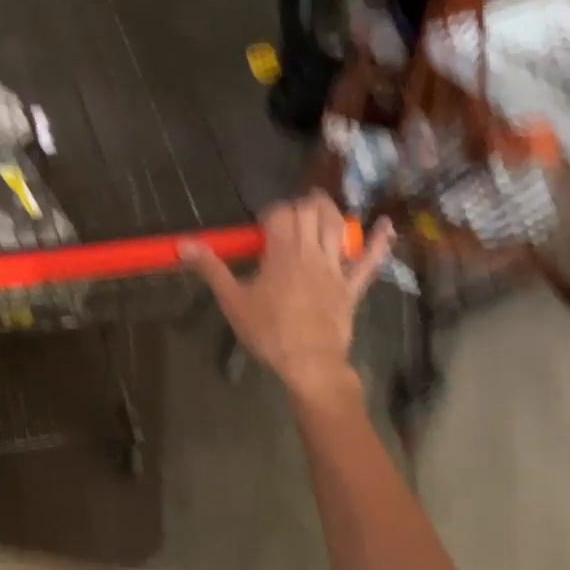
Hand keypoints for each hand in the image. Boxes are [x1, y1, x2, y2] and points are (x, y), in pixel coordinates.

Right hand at [181, 195, 394, 401]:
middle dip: (300, 206)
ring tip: (319, 210)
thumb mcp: (232, 301)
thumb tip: (183, 244)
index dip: (272, 212)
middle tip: (289, 216)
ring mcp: (337, 268)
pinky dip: (380, 242)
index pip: (280, 214)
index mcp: (282, 253)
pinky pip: (370, 261)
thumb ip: (211, 269)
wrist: (309, 363)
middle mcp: (312, 252)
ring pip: (339, 226)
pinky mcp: (353, 286)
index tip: (262, 226)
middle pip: (311, 211)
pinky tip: (386, 225)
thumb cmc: (268, 332)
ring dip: (330, 212)